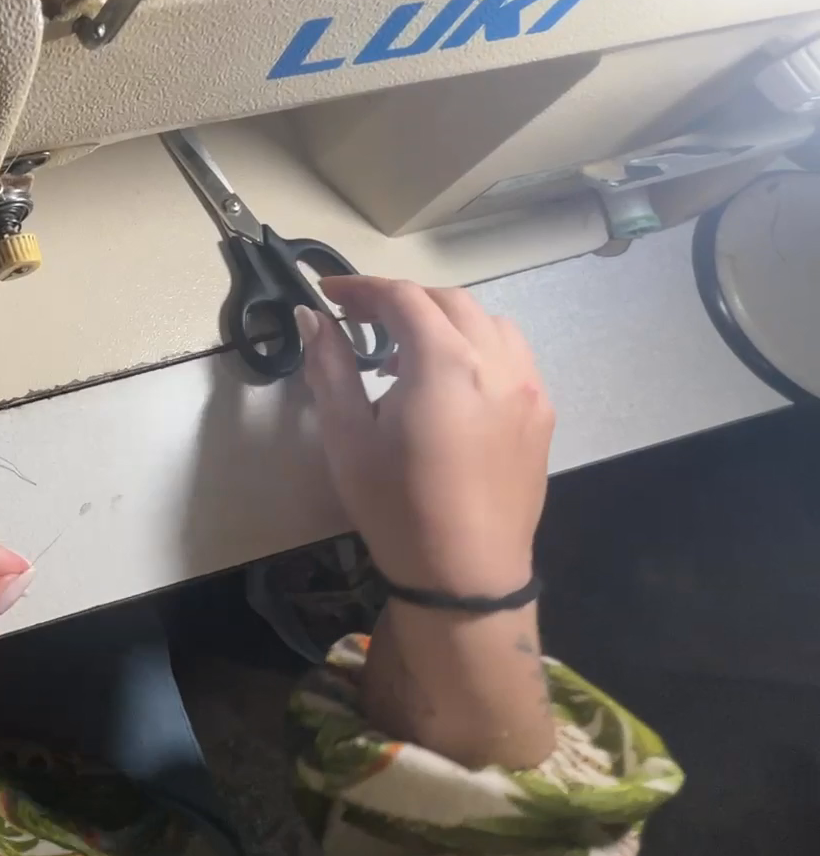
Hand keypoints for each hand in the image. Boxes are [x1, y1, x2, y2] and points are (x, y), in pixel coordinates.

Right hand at [295, 278, 553, 596]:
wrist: (463, 568)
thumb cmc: (393, 500)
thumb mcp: (345, 432)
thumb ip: (330, 365)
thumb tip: (313, 318)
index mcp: (445, 366)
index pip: (405, 299)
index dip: (362, 287)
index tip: (327, 293)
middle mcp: (498, 365)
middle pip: (449, 302)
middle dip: (399, 298)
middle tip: (354, 316)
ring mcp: (529, 388)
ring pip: (487, 322)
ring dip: (440, 318)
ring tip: (399, 348)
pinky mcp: (541, 413)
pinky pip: (511, 353)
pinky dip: (472, 343)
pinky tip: (441, 378)